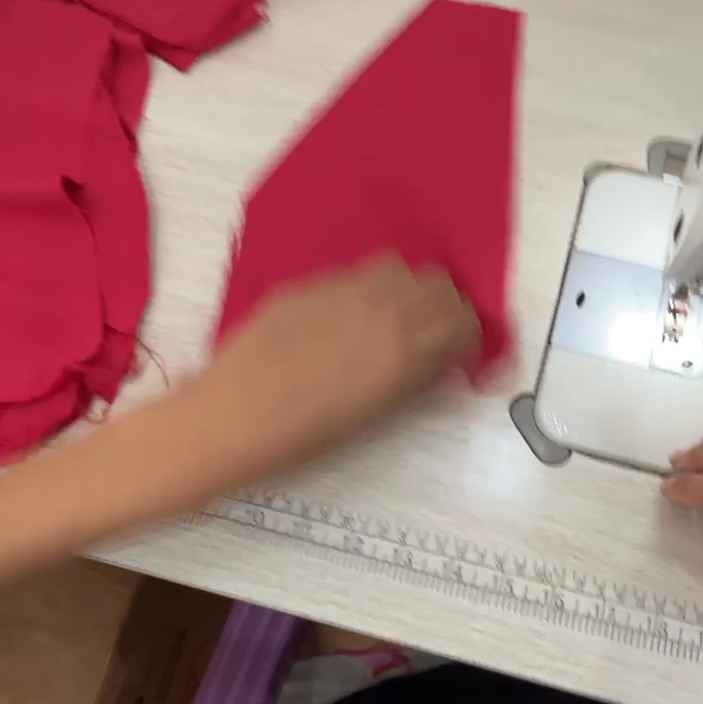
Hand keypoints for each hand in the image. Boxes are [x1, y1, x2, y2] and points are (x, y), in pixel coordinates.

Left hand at [191, 254, 479, 481]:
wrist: (233, 415)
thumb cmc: (306, 435)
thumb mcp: (376, 415)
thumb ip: (416, 380)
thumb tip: (442, 362)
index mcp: (405, 347)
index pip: (463, 321)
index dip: (468, 338)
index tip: (460, 356)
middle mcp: (382, 307)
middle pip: (439, 284)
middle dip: (445, 308)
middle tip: (433, 336)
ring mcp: (343, 289)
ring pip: (399, 268)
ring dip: (408, 290)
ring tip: (393, 320)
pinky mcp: (310, 284)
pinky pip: (356, 275)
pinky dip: (368, 291)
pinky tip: (346, 320)